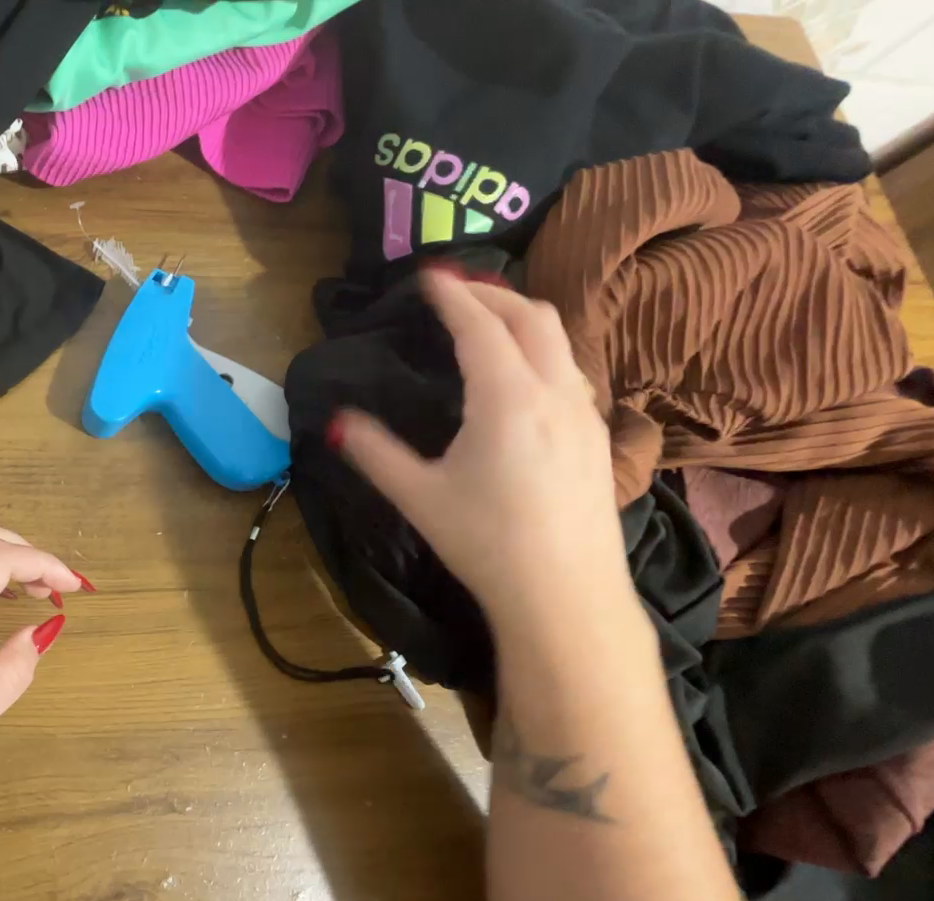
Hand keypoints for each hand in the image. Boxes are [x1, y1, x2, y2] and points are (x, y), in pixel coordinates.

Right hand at [334, 269, 631, 628]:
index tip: (427, 275)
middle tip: (455, 286)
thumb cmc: (485, 542)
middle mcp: (554, 391)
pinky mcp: (596, 437)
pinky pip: (570, 369)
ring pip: (559, 340)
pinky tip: (523, 374)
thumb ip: (375, 453)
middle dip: (492, 292)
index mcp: (507, 399)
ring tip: (489, 319)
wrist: (564, 592)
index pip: (480, 327)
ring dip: (521, 317)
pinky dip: (541, 349)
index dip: (452, 295)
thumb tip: (337, 420)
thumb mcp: (418, 496)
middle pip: (531, 316)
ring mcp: (583, 413)